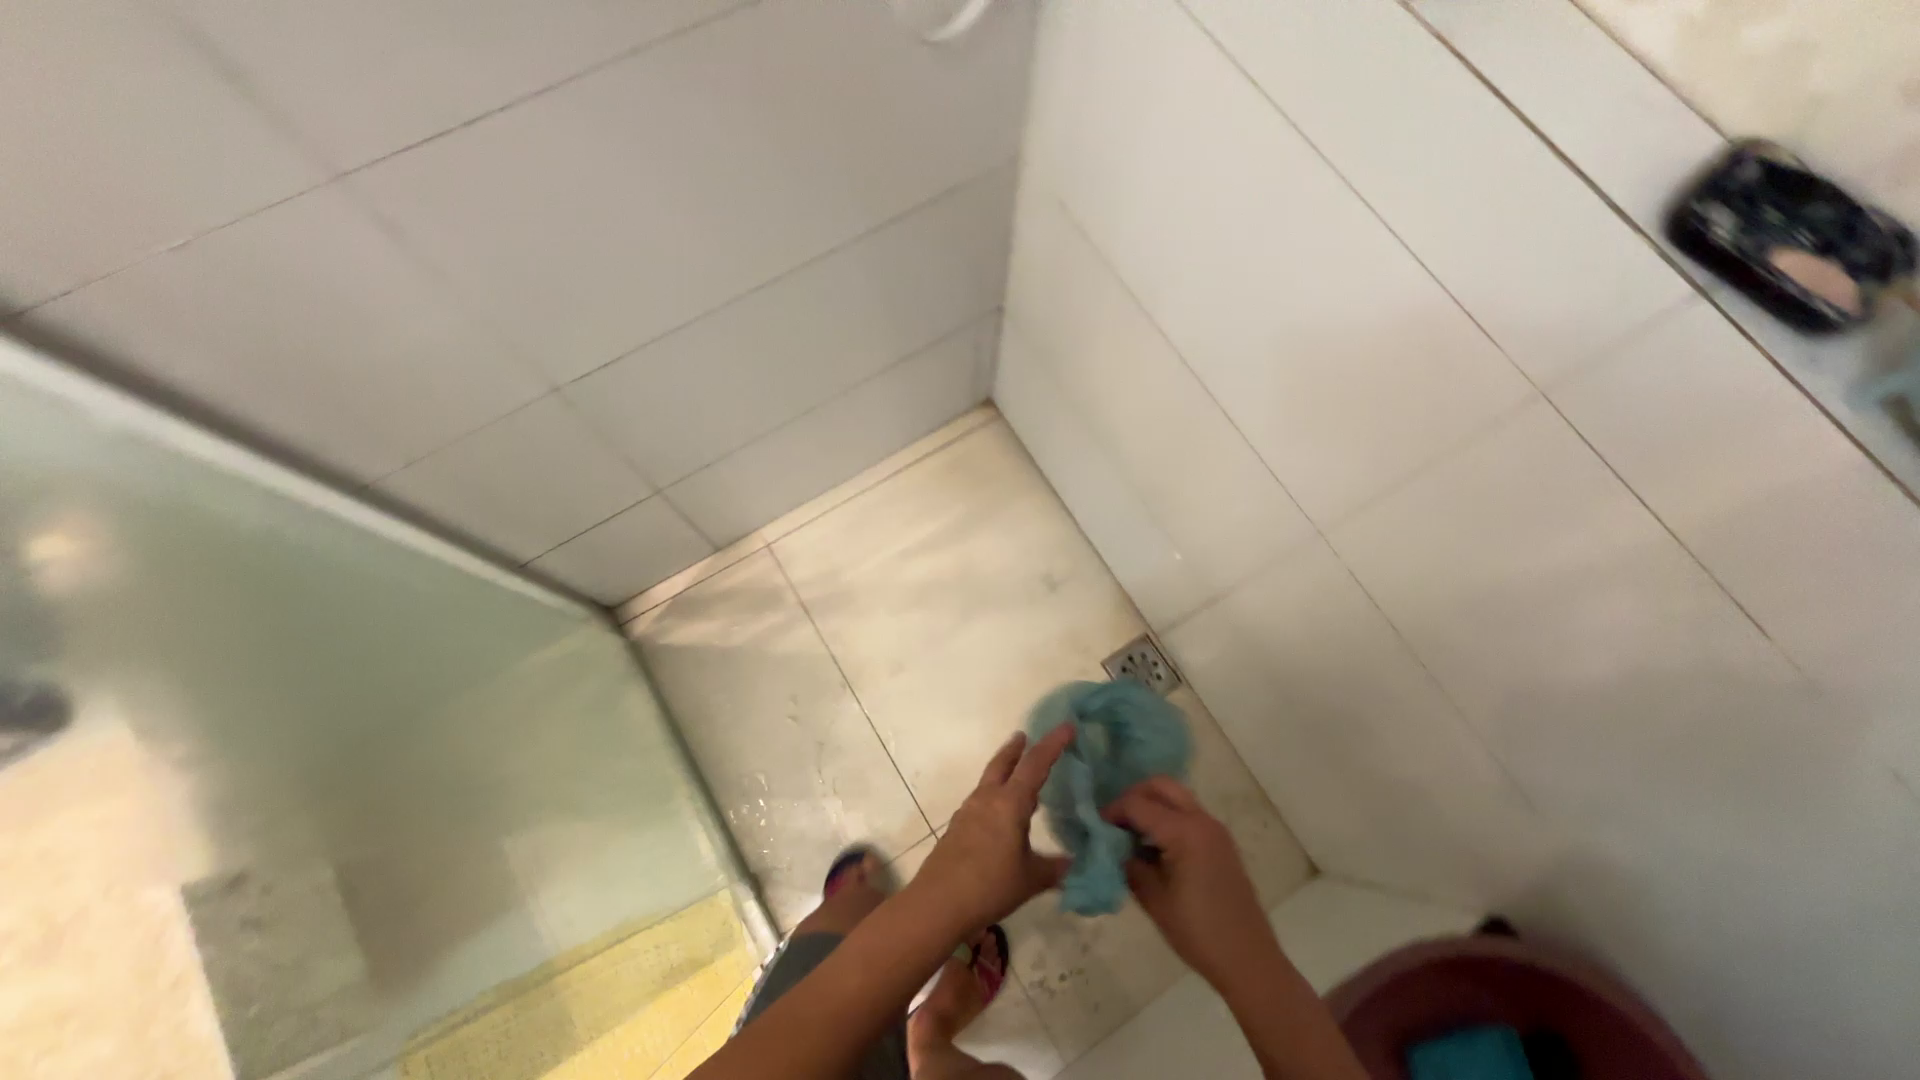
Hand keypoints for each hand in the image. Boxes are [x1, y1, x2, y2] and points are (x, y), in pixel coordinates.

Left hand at [909, 727, 1074, 934]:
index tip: (1067, 726)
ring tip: (1020, 779)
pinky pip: (981, 802)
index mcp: (1009, 803)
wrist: (937, 903)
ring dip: (1004, 773)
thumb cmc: (989, 886)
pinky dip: (995, 797)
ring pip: (989, 782)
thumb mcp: (1031, 879)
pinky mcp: (957, 829)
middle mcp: (986, 800)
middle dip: (1016, 749)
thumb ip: (1054, 869)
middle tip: (1026, 736)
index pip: (1035, 764)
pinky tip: (1002, 817)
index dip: (1053, 744)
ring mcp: (967, 813)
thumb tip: (1072, 864)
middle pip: (1003, 763)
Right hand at [1104, 776, 1280, 992]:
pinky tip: (1152, 848)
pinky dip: (1166, 818)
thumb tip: (1110, 846)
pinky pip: (1188, 814)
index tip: (1093, 828)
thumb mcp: (1153, 899)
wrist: (1249, 960)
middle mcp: (1202, 820)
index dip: (1112, 812)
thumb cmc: (1198, 932)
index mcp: (1185, 832)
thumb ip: (1129, 865)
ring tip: (1129, 835)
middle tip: (1113, 823)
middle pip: (1161, 786)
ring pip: (1176, 797)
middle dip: (1132, 796)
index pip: (1138, 804)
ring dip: (1151, 806)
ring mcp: (1215, 830)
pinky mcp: (1220, 843)